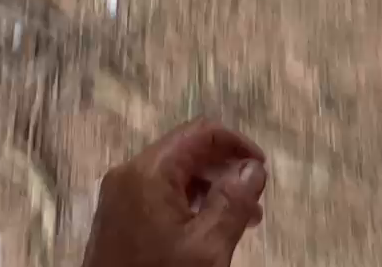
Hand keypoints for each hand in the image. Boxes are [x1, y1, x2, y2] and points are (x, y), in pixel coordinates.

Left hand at [81, 119, 268, 266]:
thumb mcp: (207, 249)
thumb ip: (234, 203)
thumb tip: (254, 167)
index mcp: (149, 170)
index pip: (199, 133)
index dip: (236, 143)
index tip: (263, 169)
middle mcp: (129, 172)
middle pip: (185, 151)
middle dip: (224, 168)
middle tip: (256, 199)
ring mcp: (120, 195)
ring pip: (174, 174)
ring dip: (209, 188)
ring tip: (242, 218)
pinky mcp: (118, 217)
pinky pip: (159, 194)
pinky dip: (188, 203)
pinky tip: (209, 227)